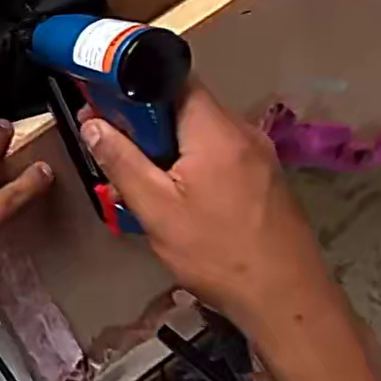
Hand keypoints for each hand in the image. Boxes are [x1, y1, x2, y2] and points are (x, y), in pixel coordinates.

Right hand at [80, 82, 330, 330]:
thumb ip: (120, 161)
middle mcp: (242, 132)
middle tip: (115, 151)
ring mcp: (258, 155)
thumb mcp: (155, 209)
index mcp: (215, 131)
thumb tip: (92, 125)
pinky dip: (189, 163)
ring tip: (142, 183)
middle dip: (144, 125)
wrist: (288, 302)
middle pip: (182, 106)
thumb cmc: (218, 254)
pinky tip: (175, 198)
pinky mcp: (263, 177)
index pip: (171, 78)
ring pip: (197, 132)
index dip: (132, 85)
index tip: (103, 105)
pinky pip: (216, 153)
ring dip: (164, 148)